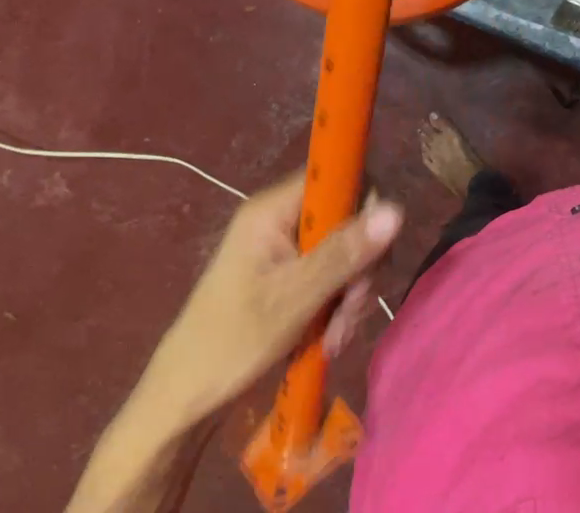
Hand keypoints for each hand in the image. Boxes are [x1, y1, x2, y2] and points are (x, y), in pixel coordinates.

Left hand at [132, 174, 402, 427]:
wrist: (182, 399)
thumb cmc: (230, 344)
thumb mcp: (294, 299)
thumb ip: (345, 252)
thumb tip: (397, 209)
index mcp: (272, 211)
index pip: (338, 179)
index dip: (365, 209)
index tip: (372, 252)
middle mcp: (280, 220)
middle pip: (349, 220)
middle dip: (359, 267)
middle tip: (351, 309)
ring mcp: (284, 249)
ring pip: (346, 252)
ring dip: (350, 294)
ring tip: (337, 336)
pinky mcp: (288, 276)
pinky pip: (332, 276)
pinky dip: (338, 306)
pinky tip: (331, 337)